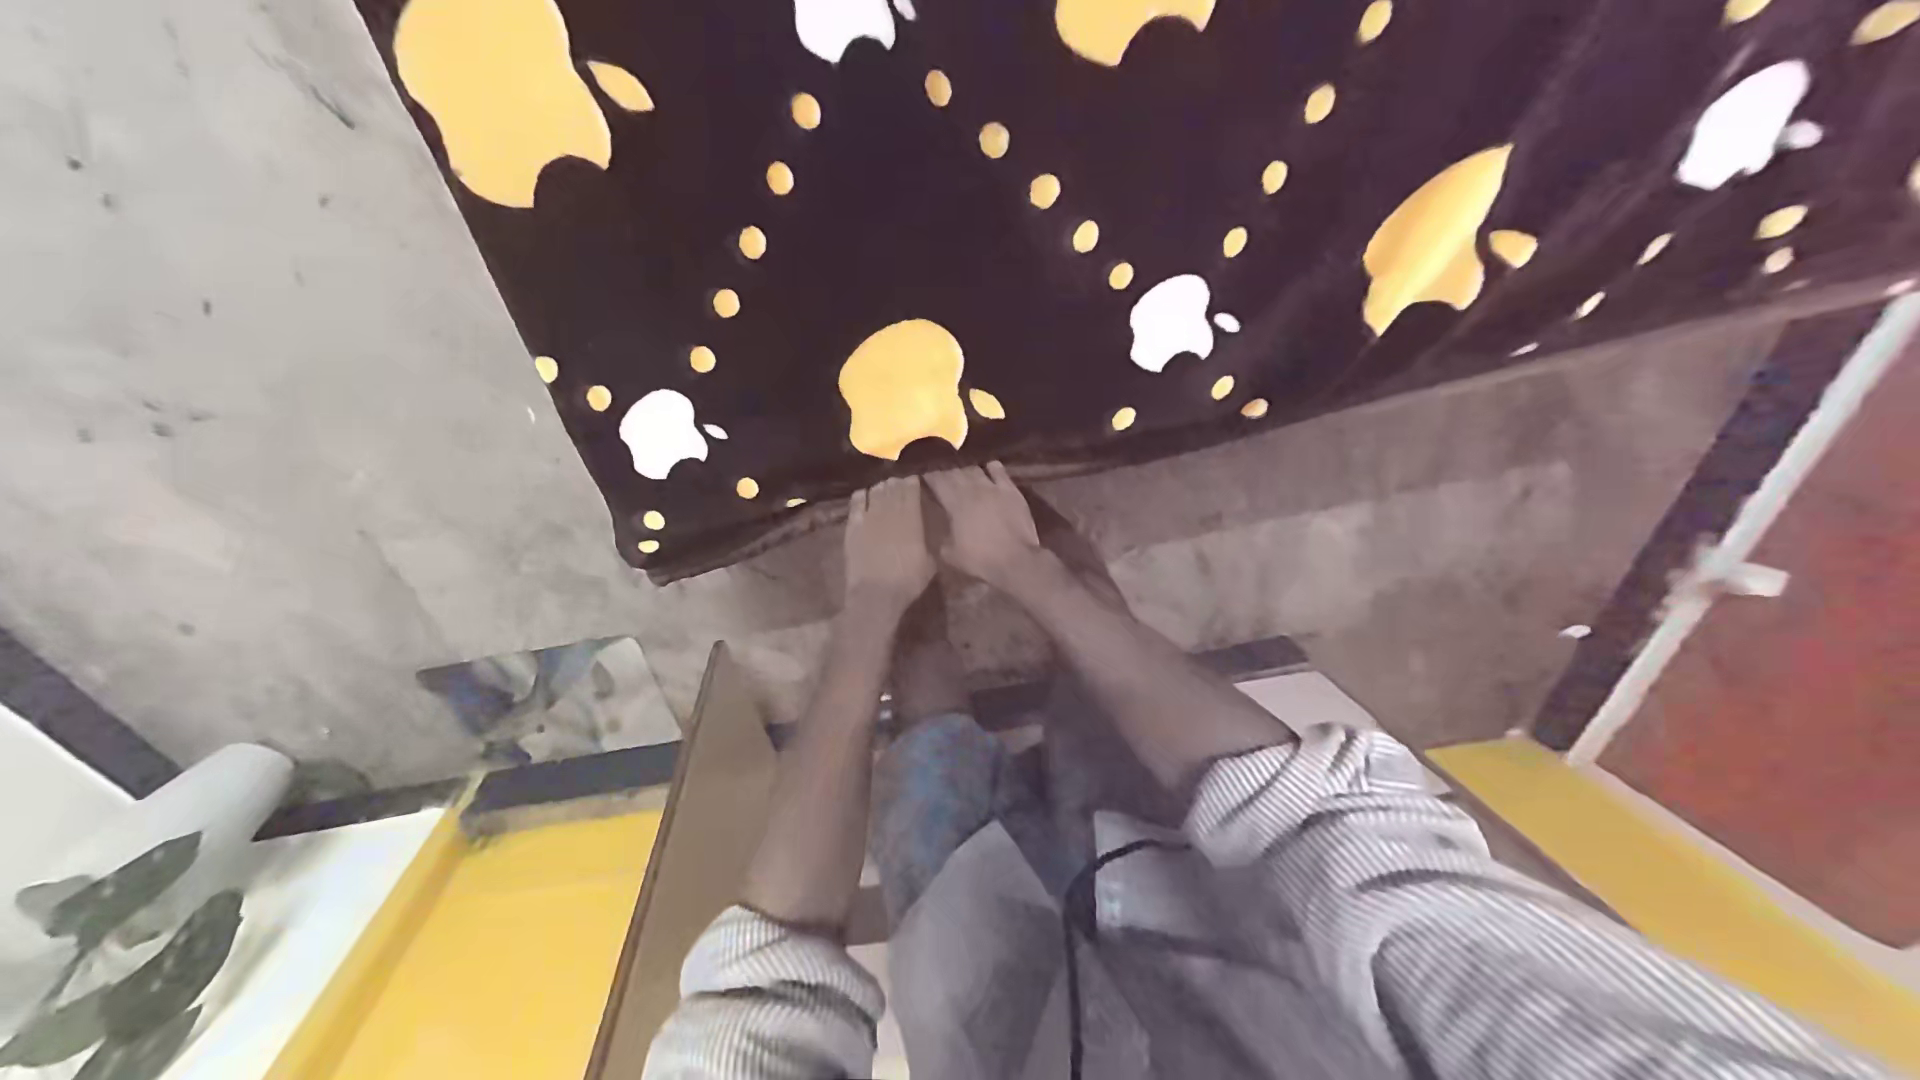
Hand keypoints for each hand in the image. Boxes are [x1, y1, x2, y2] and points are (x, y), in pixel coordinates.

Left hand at [843, 476, 934, 615]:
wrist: (876, 594)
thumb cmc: (908, 582)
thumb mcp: (931, 563)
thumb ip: (932, 543)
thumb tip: (936, 534)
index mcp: (912, 520)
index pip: (911, 492)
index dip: (913, 482)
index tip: (914, 478)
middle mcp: (890, 513)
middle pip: (893, 489)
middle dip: (897, 481)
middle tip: (899, 479)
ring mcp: (869, 518)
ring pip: (876, 493)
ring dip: (881, 486)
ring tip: (884, 484)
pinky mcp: (853, 527)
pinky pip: (857, 503)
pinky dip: (861, 495)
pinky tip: (864, 493)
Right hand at [924, 463, 1046, 590]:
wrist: (1015, 560)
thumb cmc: (980, 559)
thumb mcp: (949, 554)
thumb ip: (940, 536)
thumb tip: (938, 527)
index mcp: (954, 502)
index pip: (936, 479)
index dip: (928, 473)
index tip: (922, 470)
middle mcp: (972, 488)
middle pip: (954, 470)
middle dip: (944, 468)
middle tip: (938, 467)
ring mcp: (992, 486)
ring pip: (974, 468)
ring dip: (964, 466)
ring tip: (959, 467)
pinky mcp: (1010, 490)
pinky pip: (997, 470)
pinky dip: (989, 466)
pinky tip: (986, 467)